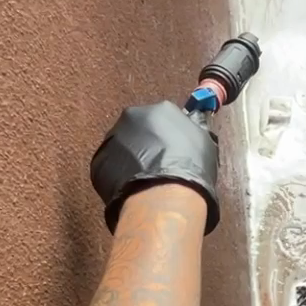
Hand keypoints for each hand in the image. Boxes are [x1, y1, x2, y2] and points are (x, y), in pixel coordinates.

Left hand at [89, 102, 219, 233]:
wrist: (164, 196)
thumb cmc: (190, 170)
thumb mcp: (205, 145)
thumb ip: (195, 132)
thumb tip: (193, 127)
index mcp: (162, 109)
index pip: (166, 117)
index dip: (171, 135)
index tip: (176, 150)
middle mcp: (133, 116)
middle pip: (141, 128)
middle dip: (149, 143)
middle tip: (160, 164)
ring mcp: (113, 137)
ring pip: (125, 145)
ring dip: (134, 158)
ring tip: (147, 179)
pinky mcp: (99, 160)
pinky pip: (112, 165)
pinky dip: (122, 174)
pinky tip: (134, 188)